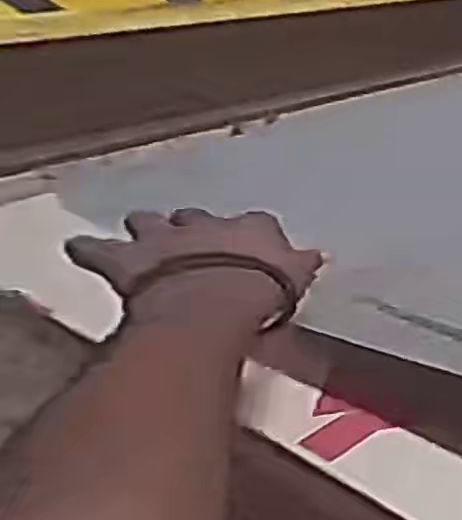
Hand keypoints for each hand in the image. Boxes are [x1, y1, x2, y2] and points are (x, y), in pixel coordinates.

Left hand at [66, 209, 323, 329]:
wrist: (213, 303)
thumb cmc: (266, 289)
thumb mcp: (299, 276)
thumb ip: (302, 263)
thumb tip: (315, 255)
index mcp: (254, 227)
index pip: (258, 221)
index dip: (253, 233)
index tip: (254, 246)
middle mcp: (207, 224)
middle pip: (197, 216)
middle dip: (193, 226)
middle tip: (196, 242)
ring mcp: (162, 238)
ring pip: (147, 220)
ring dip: (147, 229)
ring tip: (147, 243)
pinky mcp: (123, 257)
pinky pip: (93, 247)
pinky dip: (90, 248)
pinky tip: (88, 250)